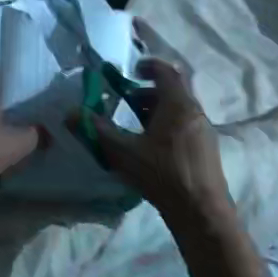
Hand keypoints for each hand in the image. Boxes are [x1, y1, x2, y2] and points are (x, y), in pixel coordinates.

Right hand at [81, 58, 231, 223]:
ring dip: (157, 112)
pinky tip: (152, 149)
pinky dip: (167, 127)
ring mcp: (204, 132)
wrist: (201, 210)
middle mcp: (195, 112)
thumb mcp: (124, 153)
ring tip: (135, 128)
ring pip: (179, 111)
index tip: (132, 70)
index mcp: (178, 105)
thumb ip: (98, 131)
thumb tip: (71, 113)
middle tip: (127, 103)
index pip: (166, 72)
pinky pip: (185, 127)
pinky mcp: (206, 150)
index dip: (149, 66)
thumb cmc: (163, 175)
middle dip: (148, 94)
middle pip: (173, 92)